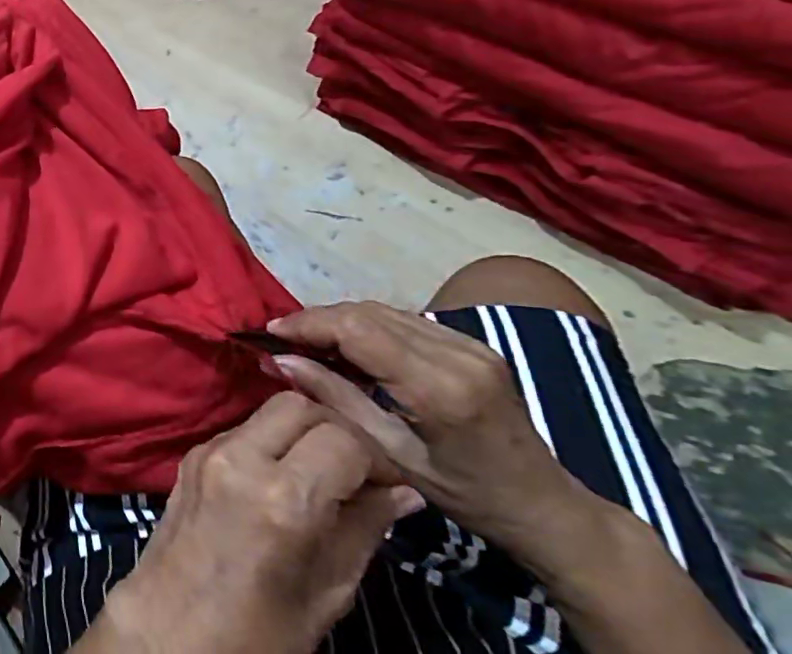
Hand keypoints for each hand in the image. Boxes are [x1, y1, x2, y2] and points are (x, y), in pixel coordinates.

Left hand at [77, 392, 423, 653]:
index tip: (391, 488)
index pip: (343, 439)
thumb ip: (365, 529)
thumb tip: (403, 493)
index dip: (376, 459)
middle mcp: (240, 459)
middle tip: (361, 473)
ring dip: (304, 432)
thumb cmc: (261, 628)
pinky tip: (289, 478)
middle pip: (299, 407)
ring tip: (328, 476)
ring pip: (268, 411)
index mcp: (281, 496)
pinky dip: (273, 441)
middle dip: (339, 431)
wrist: (172, 626)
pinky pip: (242, 429)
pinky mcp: (191, 455)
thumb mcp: (329, 589)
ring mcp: (209, 451)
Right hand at [265, 302, 584, 552]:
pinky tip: (347, 346)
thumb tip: (280, 360)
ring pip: (380, 310)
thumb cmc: (467, 494)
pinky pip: (401, 320)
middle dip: (316, 320)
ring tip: (307, 342)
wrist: (547, 507)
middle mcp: (459, 356)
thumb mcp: (392, 454)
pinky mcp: (473, 344)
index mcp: (441, 388)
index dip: (308, 324)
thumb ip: (337, 399)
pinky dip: (363, 325)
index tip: (269, 334)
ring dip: (336, 320)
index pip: (357, 330)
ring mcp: (470, 346)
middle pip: (366, 313)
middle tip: (282, 340)